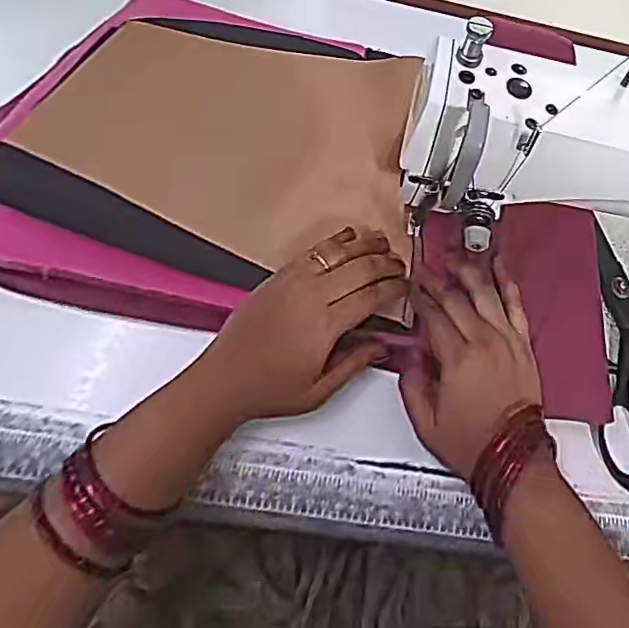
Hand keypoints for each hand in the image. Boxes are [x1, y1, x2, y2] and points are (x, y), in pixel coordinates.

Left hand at [192, 226, 406, 422]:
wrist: (224, 378)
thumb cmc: (265, 387)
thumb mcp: (318, 391)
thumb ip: (354, 364)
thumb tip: (381, 346)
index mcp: (325, 326)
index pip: (371, 296)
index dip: (394, 288)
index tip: (405, 286)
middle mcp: (311, 298)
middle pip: (361, 268)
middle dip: (386, 264)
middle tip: (399, 266)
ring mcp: (294, 282)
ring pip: (339, 252)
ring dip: (365, 244)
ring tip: (382, 243)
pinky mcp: (280, 276)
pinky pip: (314, 250)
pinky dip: (335, 240)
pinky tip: (348, 237)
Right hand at [399, 256, 543, 475]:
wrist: (513, 456)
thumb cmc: (475, 441)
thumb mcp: (426, 421)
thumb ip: (412, 383)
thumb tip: (408, 357)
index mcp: (458, 358)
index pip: (433, 315)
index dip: (419, 297)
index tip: (411, 287)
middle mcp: (484, 342)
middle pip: (456, 298)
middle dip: (436, 281)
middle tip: (425, 271)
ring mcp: (507, 339)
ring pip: (485, 292)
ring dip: (468, 272)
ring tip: (455, 260)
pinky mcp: (523, 343)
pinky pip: (515, 304)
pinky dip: (507, 282)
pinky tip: (500, 267)